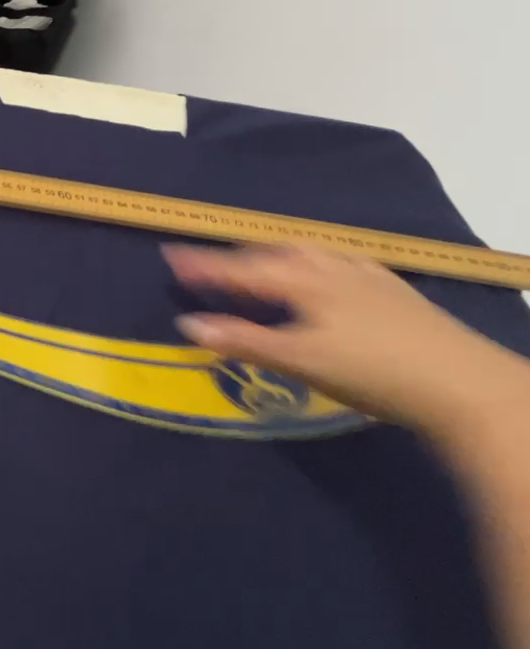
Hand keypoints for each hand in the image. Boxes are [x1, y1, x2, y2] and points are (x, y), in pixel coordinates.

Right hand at [167, 245, 529, 440]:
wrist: (478, 394)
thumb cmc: (377, 375)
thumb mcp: (301, 361)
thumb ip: (243, 341)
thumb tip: (187, 324)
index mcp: (305, 283)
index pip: (240, 269)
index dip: (204, 265)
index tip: (169, 256)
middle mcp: (333, 271)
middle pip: (275, 255)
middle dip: (238, 258)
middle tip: (211, 267)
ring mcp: (370, 281)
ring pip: (312, 256)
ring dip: (277, 257)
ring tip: (261, 265)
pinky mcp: (399, 295)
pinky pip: (345, 265)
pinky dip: (318, 265)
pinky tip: (325, 276)